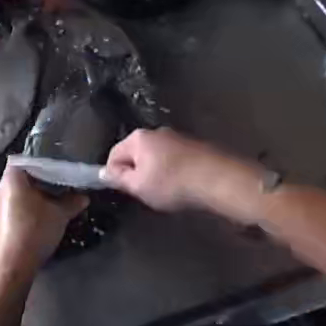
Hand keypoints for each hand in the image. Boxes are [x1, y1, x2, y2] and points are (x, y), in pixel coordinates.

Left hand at [0, 165, 87, 281]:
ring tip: (55, 204)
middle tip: (62, 187)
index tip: (59, 170)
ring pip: (17, 194)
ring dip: (35, 198)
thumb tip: (83, 196)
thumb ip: (71, 202)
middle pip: (21, 177)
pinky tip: (41, 221)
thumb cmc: (33, 231)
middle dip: (41, 182)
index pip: (25, 160)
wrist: (10, 267)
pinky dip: (27, 210)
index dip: (42, 163)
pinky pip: (13, 209)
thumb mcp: (59, 215)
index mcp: (10, 178)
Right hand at [102, 128, 272, 222]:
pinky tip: (184, 187)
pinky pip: (176, 160)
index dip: (114, 174)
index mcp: (137, 138)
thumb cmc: (173, 183)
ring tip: (168, 192)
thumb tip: (105, 173)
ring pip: (157, 157)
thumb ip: (118, 180)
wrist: (220, 180)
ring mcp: (178, 137)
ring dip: (157, 173)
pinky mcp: (196, 146)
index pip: (114, 154)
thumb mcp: (139, 187)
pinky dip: (175, 172)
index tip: (124, 191)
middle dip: (137, 173)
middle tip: (146, 193)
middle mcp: (156, 132)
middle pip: (136, 154)